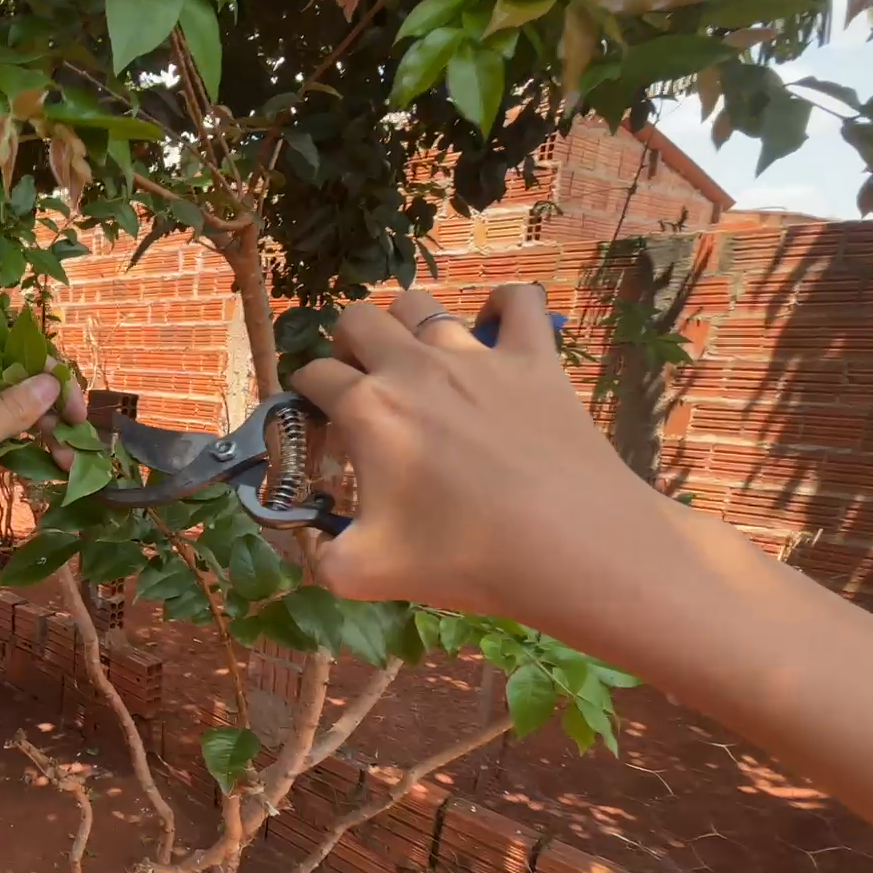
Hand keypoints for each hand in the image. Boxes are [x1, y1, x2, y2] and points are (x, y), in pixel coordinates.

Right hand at [290, 284, 671, 619]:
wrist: (572, 548)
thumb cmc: (458, 556)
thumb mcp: (358, 571)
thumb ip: (314, 555)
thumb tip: (307, 543)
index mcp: (366, 408)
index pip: (312, 374)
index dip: (301, 394)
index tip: (311, 418)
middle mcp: (412, 366)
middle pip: (356, 320)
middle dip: (342, 346)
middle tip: (355, 386)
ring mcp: (477, 356)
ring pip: (420, 304)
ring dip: (401, 325)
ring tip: (409, 361)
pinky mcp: (536, 358)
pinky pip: (519, 300)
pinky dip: (498, 306)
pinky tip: (489, 331)